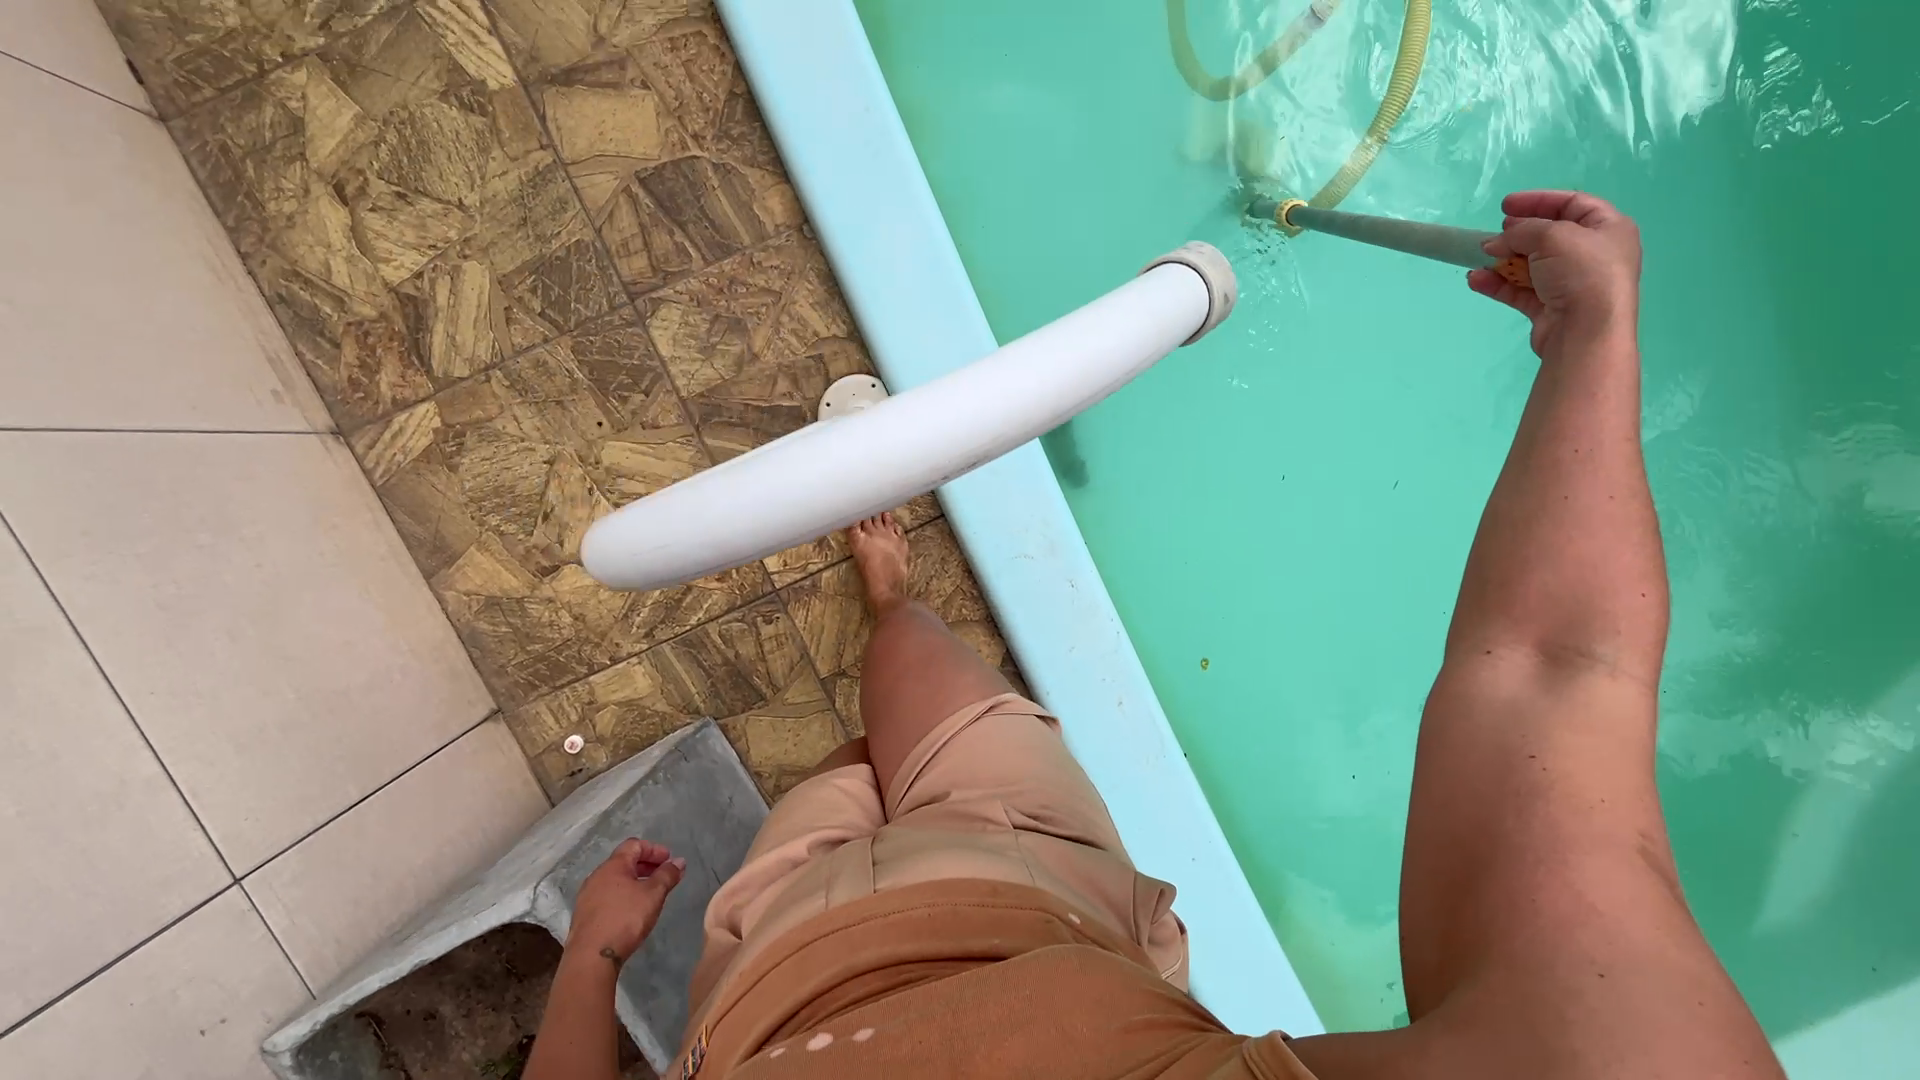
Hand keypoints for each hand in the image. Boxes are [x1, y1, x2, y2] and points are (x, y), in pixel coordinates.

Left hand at [568, 838, 685, 963]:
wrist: (591, 957)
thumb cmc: (625, 918)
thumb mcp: (654, 894)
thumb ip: (667, 875)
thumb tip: (679, 861)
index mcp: (613, 866)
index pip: (634, 844)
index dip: (654, 849)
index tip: (669, 860)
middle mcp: (597, 876)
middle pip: (624, 861)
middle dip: (646, 865)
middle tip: (663, 876)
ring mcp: (587, 897)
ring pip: (614, 880)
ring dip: (634, 881)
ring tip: (649, 895)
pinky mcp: (584, 915)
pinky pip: (607, 896)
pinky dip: (622, 896)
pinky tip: (631, 911)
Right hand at [1469, 191, 1641, 362]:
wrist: (1586, 329)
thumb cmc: (1581, 272)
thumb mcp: (1554, 236)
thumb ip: (1522, 231)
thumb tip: (1496, 240)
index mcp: (1607, 228)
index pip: (1573, 203)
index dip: (1539, 200)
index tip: (1505, 205)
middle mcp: (1592, 253)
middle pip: (1549, 235)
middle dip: (1518, 233)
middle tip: (1496, 233)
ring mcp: (1570, 282)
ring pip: (1531, 264)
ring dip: (1502, 260)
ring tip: (1480, 258)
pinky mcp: (1550, 307)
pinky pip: (1520, 290)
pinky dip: (1498, 284)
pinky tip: (1476, 280)